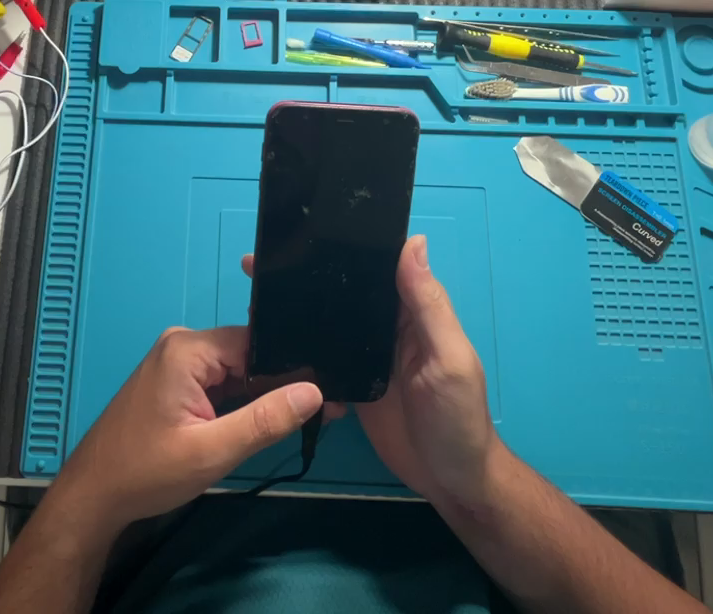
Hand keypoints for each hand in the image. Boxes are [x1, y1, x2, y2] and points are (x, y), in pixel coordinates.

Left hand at [47, 325, 322, 534]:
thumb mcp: (211, 451)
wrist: (93, 496)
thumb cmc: (147, 472)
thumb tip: (314, 391)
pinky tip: (273, 416)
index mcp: (188, 349)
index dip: (292, 364)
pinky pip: (221, 382)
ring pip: (237, 370)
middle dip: (284, 380)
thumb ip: (263, 420)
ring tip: (313, 411)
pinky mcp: (177, 383)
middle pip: (248, 354)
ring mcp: (178, 364)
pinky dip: (243, 401)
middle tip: (329, 405)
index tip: (329, 386)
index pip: (255, 342)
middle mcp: (183, 345)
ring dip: (265, 393)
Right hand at [241, 235, 498, 507]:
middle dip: (306, 275)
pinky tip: (266, 342)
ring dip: (297, 309)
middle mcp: (386, 325)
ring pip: (327, 322)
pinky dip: (298, 349)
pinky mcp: (350, 383)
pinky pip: (321, 358)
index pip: (376, 266)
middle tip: (257, 263)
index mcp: (411, 309)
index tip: (301, 228)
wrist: (451, 483)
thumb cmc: (458, 416)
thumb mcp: (448, 358)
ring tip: (254, 296)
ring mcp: (365, 355)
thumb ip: (428, 304)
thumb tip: (413, 241)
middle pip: (343, 291)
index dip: (344, 246)